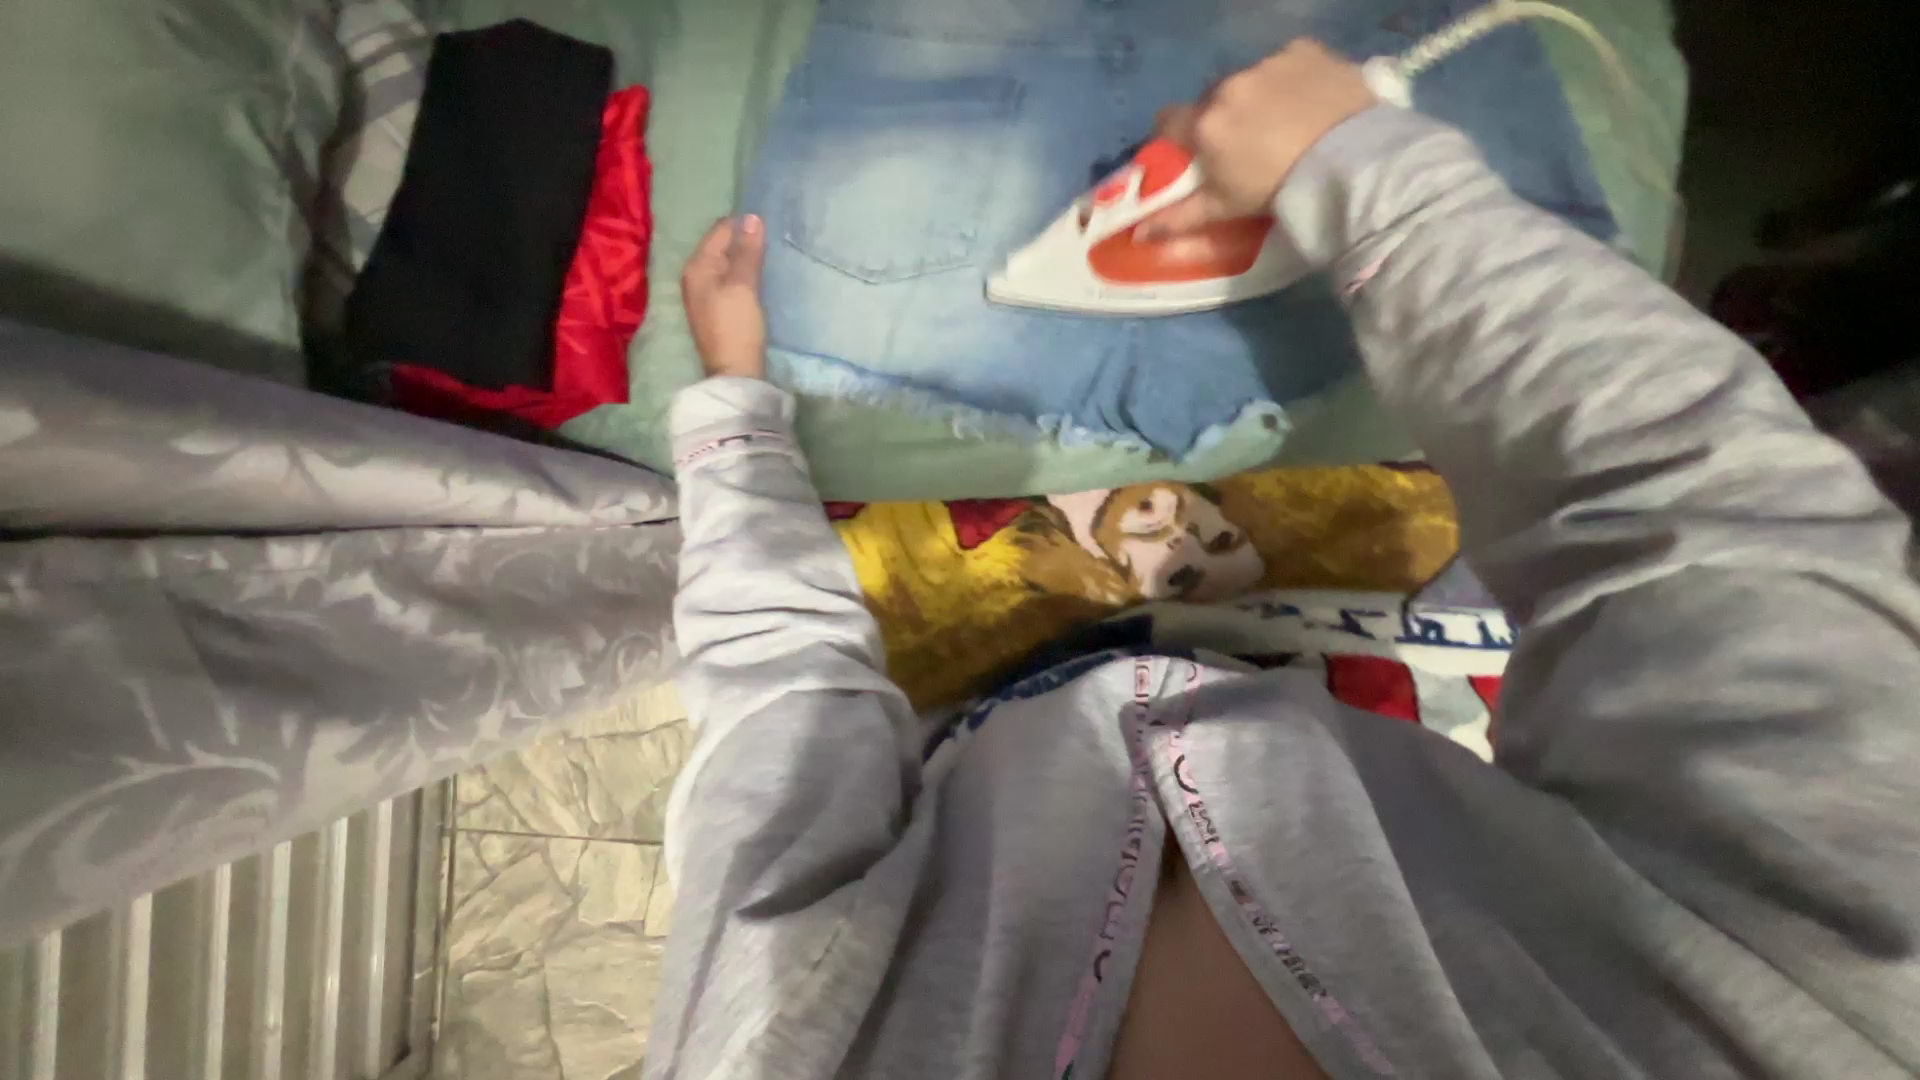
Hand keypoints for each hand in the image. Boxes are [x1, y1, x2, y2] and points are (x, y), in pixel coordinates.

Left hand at [682, 214, 767, 378]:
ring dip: (745, 260)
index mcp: (697, 266)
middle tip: (772, 240)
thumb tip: (752, 218)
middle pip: (721, 247)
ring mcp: (704, 294)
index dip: (743, 225)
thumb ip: (747, 252)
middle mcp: (695, 276)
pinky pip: (729, 282)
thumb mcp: (744, 285)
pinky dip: (743, 276)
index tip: (769, 225)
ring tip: (769, 257)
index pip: (720, 231)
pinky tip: (758, 280)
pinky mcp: (716, 310)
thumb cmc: (737, 326)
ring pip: (726, 265)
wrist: (734, 372)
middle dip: (744, 241)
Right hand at [1139, 41, 1375, 237]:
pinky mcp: (1304, 50)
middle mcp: (1229, 85)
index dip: (1175, 137)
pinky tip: (1306, 102)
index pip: (1166, 121)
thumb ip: (1177, 216)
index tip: (1189, 151)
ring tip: (1280, 123)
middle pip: (1211, 99)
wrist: (1347, 163)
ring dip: (1254, 96)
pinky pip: (1285, 63)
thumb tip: (1139, 231)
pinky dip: (1289, 80)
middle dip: (1220, 117)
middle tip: (1243, 144)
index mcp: (1204, 124)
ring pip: (1248, 79)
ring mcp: (1267, 63)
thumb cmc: (1274, 190)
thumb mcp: (1222, 209)